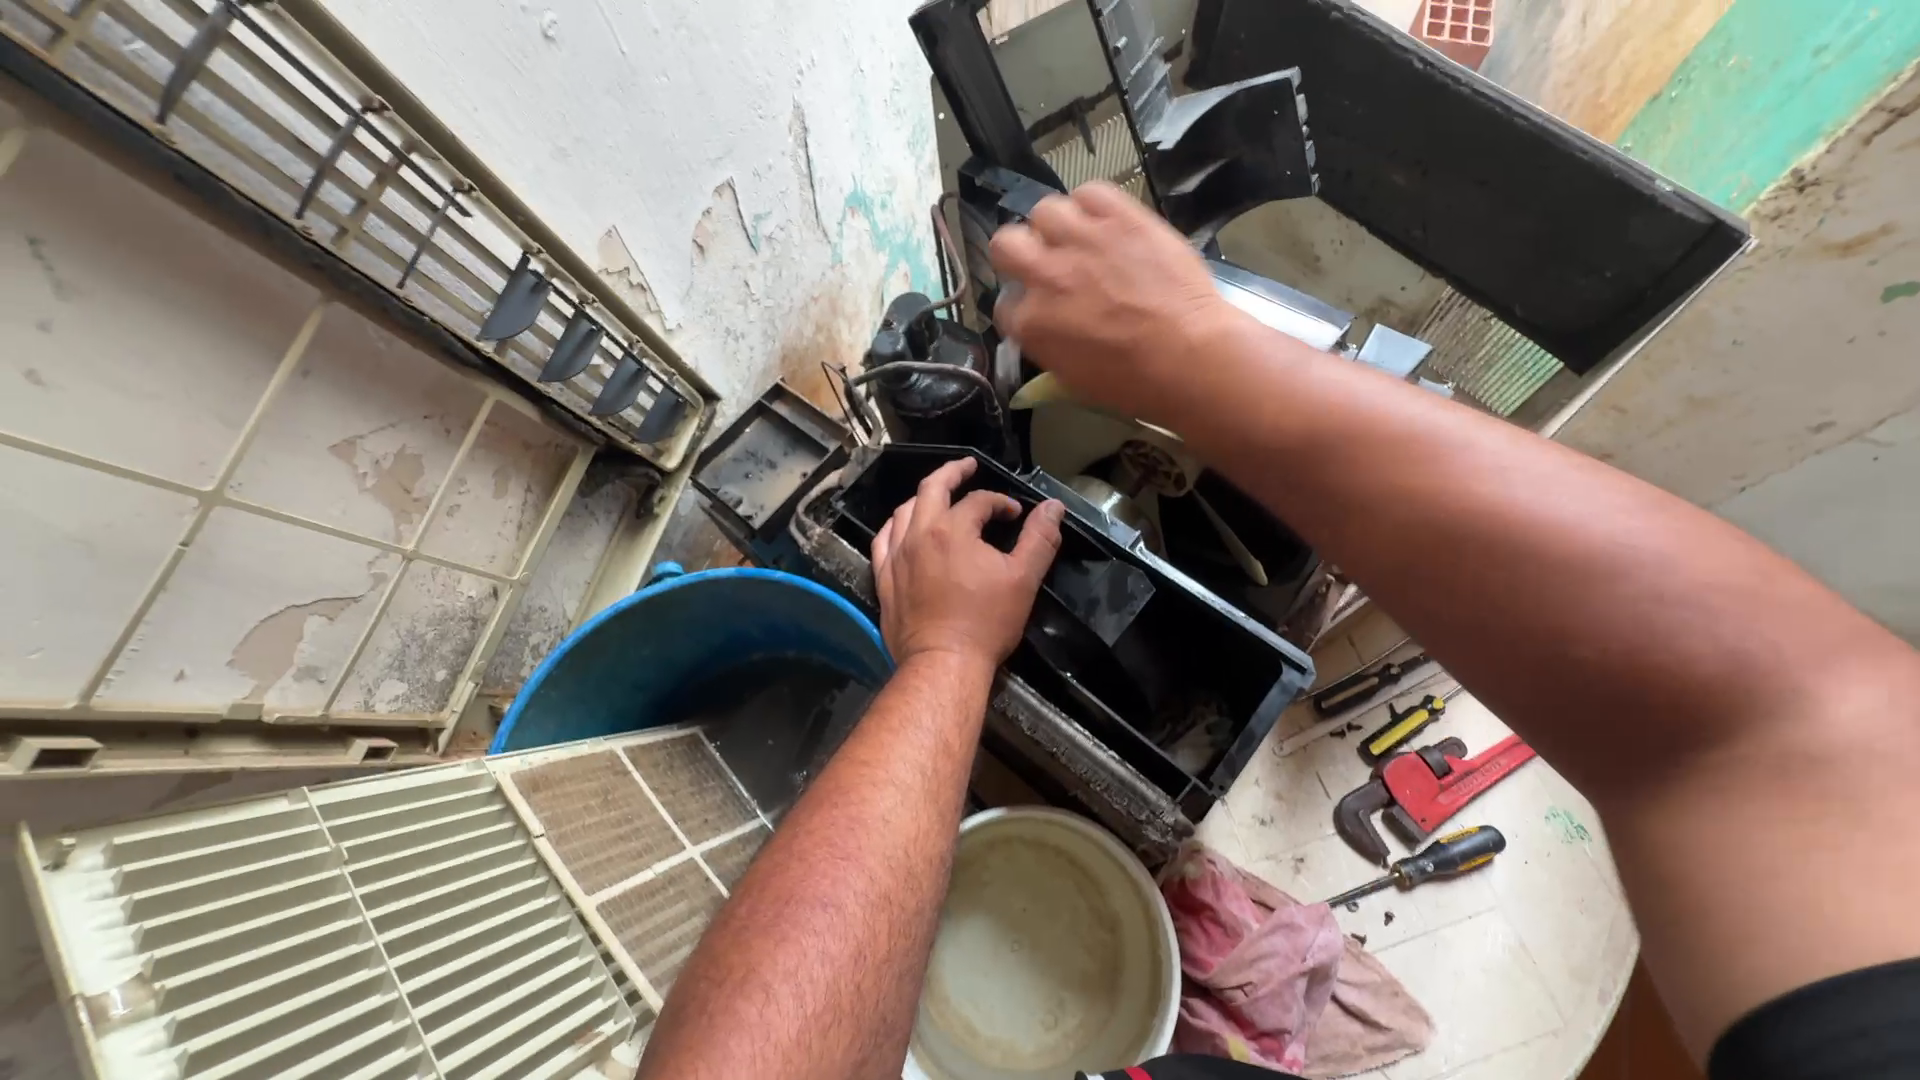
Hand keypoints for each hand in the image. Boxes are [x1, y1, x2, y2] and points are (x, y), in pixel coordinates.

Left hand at [871, 458, 1064, 671]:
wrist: (943, 663)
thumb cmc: (986, 622)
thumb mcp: (1023, 579)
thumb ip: (1039, 539)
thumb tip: (1053, 507)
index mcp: (953, 529)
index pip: (979, 501)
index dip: (1001, 503)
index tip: (1016, 515)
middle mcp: (919, 534)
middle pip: (931, 489)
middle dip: (952, 473)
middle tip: (967, 466)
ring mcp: (896, 557)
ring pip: (904, 512)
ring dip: (923, 498)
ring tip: (937, 496)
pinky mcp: (883, 579)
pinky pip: (883, 541)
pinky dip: (895, 527)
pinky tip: (902, 528)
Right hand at [990, 181, 1239, 425]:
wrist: (1188, 357)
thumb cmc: (1133, 382)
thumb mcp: (1072, 379)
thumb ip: (1047, 345)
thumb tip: (1046, 327)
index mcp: (1031, 324)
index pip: (1005, 304)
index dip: (1022, 304)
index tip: (1039, 307)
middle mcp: (1046, 276)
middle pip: (1005, 244)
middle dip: (1019, 253)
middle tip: (1044, 263)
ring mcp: (1082, 241)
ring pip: (1044, 210)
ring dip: (1056, 226)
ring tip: (1078, 239)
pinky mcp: (1121, 217)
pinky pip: (1090, 191)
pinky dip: (1092, 204)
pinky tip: (1105, 222)